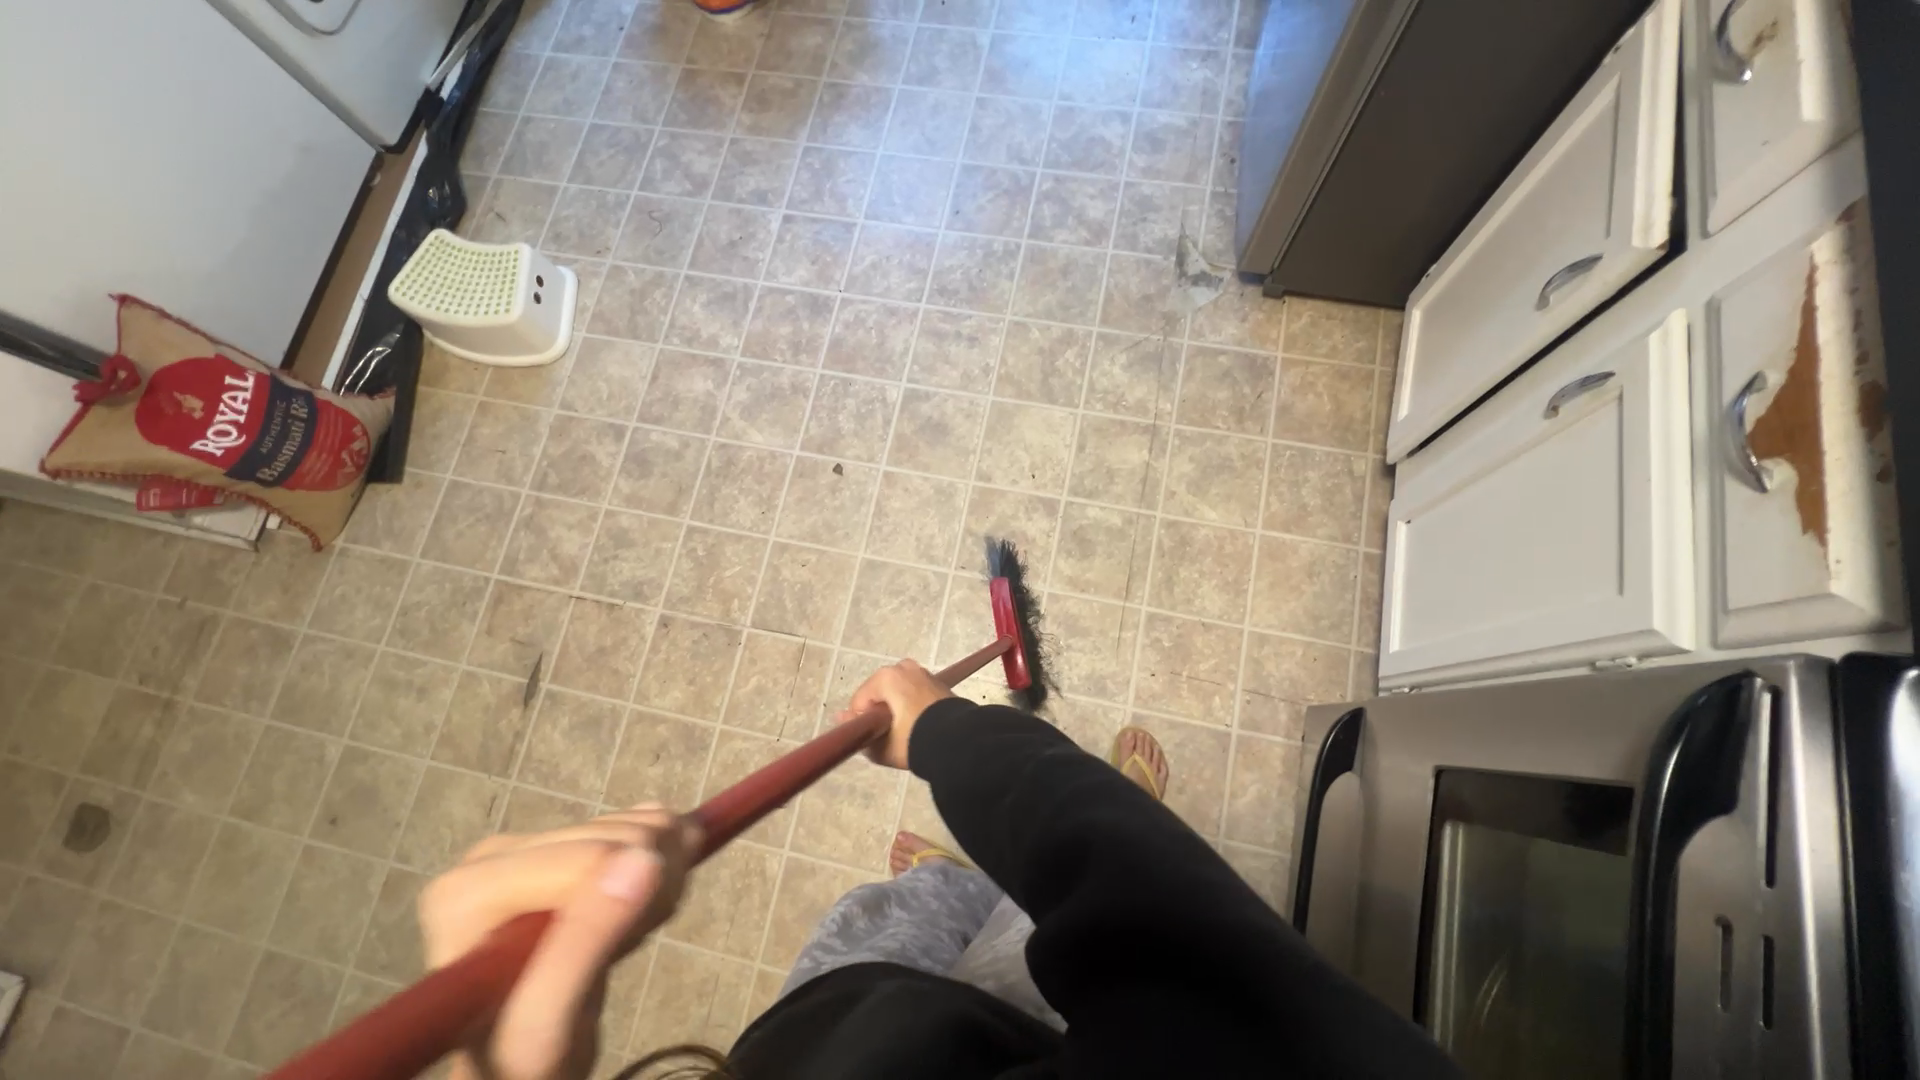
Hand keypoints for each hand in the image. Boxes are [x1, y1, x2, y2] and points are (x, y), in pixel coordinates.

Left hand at [418, 805, 700, 1079]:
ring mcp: (526, 844)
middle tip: (635, 940)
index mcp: (468, 892)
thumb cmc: (519, 1059)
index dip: (636, 892)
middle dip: (649, 882)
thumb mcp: (548, 1026)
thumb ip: (586, 943)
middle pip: (615, 835)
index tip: (639, 942)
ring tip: (629, 930)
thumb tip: (645, 861)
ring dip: (658, 874)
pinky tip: (635, 899)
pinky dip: (658, 858)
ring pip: (634, 824)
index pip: (592, 855)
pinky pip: (636, 821)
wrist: (516, 1063)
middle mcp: (491, 855)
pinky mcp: (559, 838)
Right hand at [834, 658, 955, 769]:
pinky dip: (912, 707)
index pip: (861, 700)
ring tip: (904, 734)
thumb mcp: (880, 746)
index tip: (872, 739)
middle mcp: (904, 668)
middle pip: (880, 693)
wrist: (958, 742)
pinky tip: (918, 726)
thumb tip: (841, 718)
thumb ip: (857, 731)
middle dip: (880, 713)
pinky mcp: (938, 683)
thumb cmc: (913, 741)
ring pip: (898, 693)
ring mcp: (923, 673)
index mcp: (887, 676)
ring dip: (897, 709)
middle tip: (888, 737)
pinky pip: (915, 694)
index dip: (862, 722)